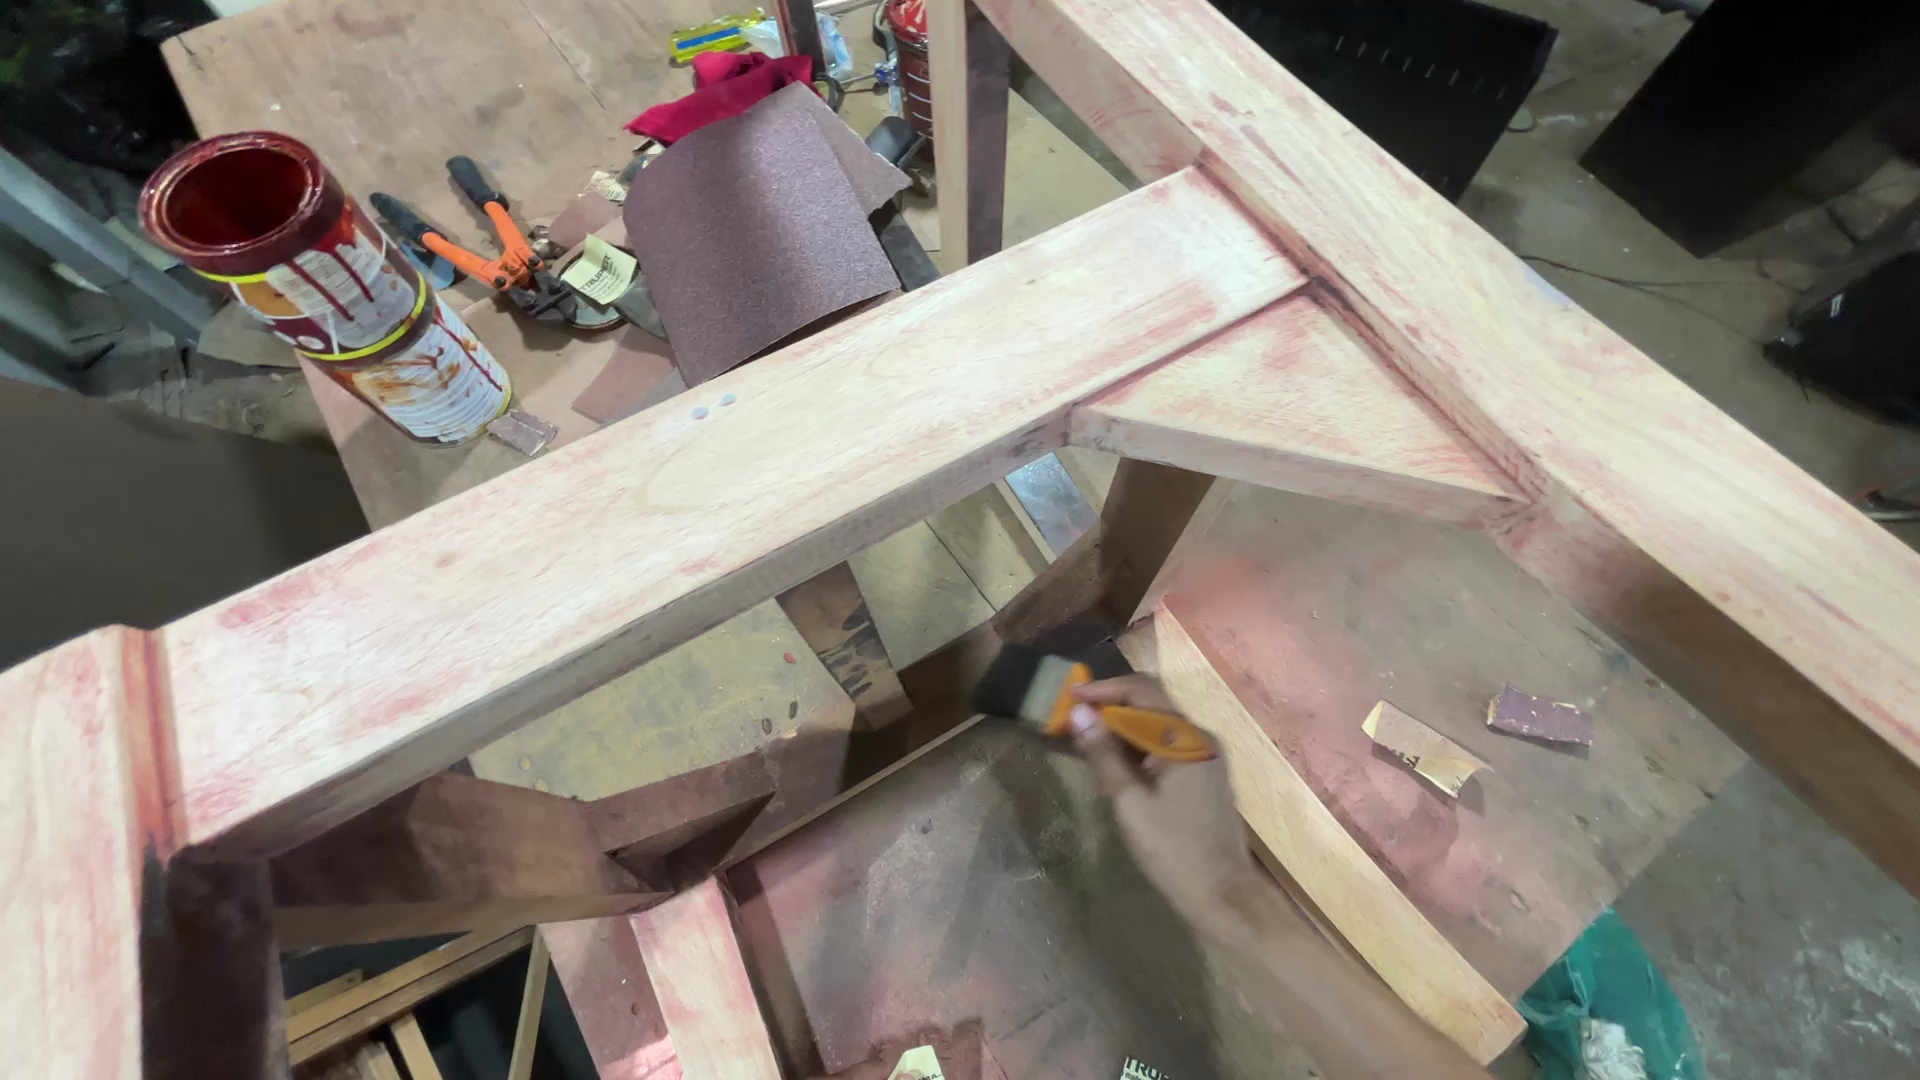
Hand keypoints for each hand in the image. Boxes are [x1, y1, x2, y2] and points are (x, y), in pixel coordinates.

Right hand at [1069, 674, 1254, 929]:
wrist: (1225, 897)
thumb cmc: (1173, 850)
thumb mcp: (1129, 801)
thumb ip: (1103, 753)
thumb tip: (1079, 713)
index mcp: (1185, 738)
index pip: (1142, 689)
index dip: (1104, 688)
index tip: (1072, 696)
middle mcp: (1200, 737)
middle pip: (1151, 704)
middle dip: (1110, 709)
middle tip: (1075, 723)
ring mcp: (1205, 756)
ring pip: (1157, 726)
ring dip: (1123, 730)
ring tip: (1088, 747)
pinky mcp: (1204, 774)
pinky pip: (1167, 746)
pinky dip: (1139, 748)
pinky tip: (1116, 769)